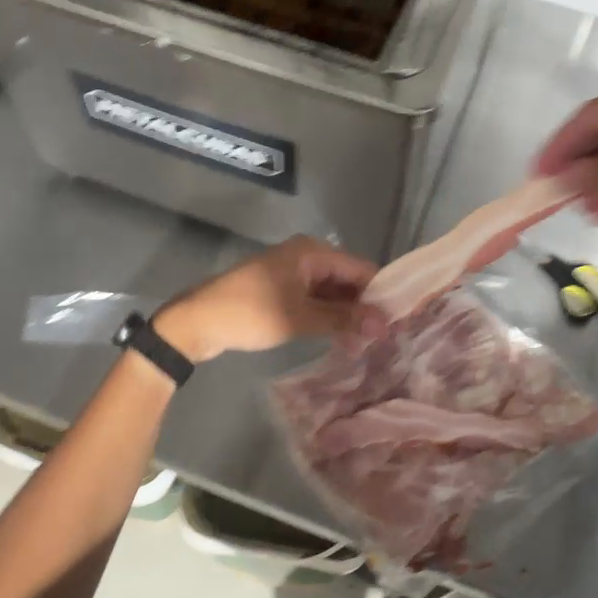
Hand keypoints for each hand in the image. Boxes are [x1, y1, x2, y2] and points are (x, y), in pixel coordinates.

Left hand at [153, 236, 377, 362]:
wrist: (198, 322)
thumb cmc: (251, 313)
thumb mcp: (301, 318)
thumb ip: (344, 320)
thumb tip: (384, 326)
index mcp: (313, 252)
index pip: (361, 268)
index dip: (381, 294)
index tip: (400, 321)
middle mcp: (306, 255)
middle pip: (348, 279)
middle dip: (365, 307)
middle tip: (385, 339)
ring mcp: (293, 273)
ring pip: (332, 291)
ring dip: (347, 315)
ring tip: (367, 345)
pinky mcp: (283, 290)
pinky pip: (316, 299)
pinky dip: (328, 316)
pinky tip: (342, 339)